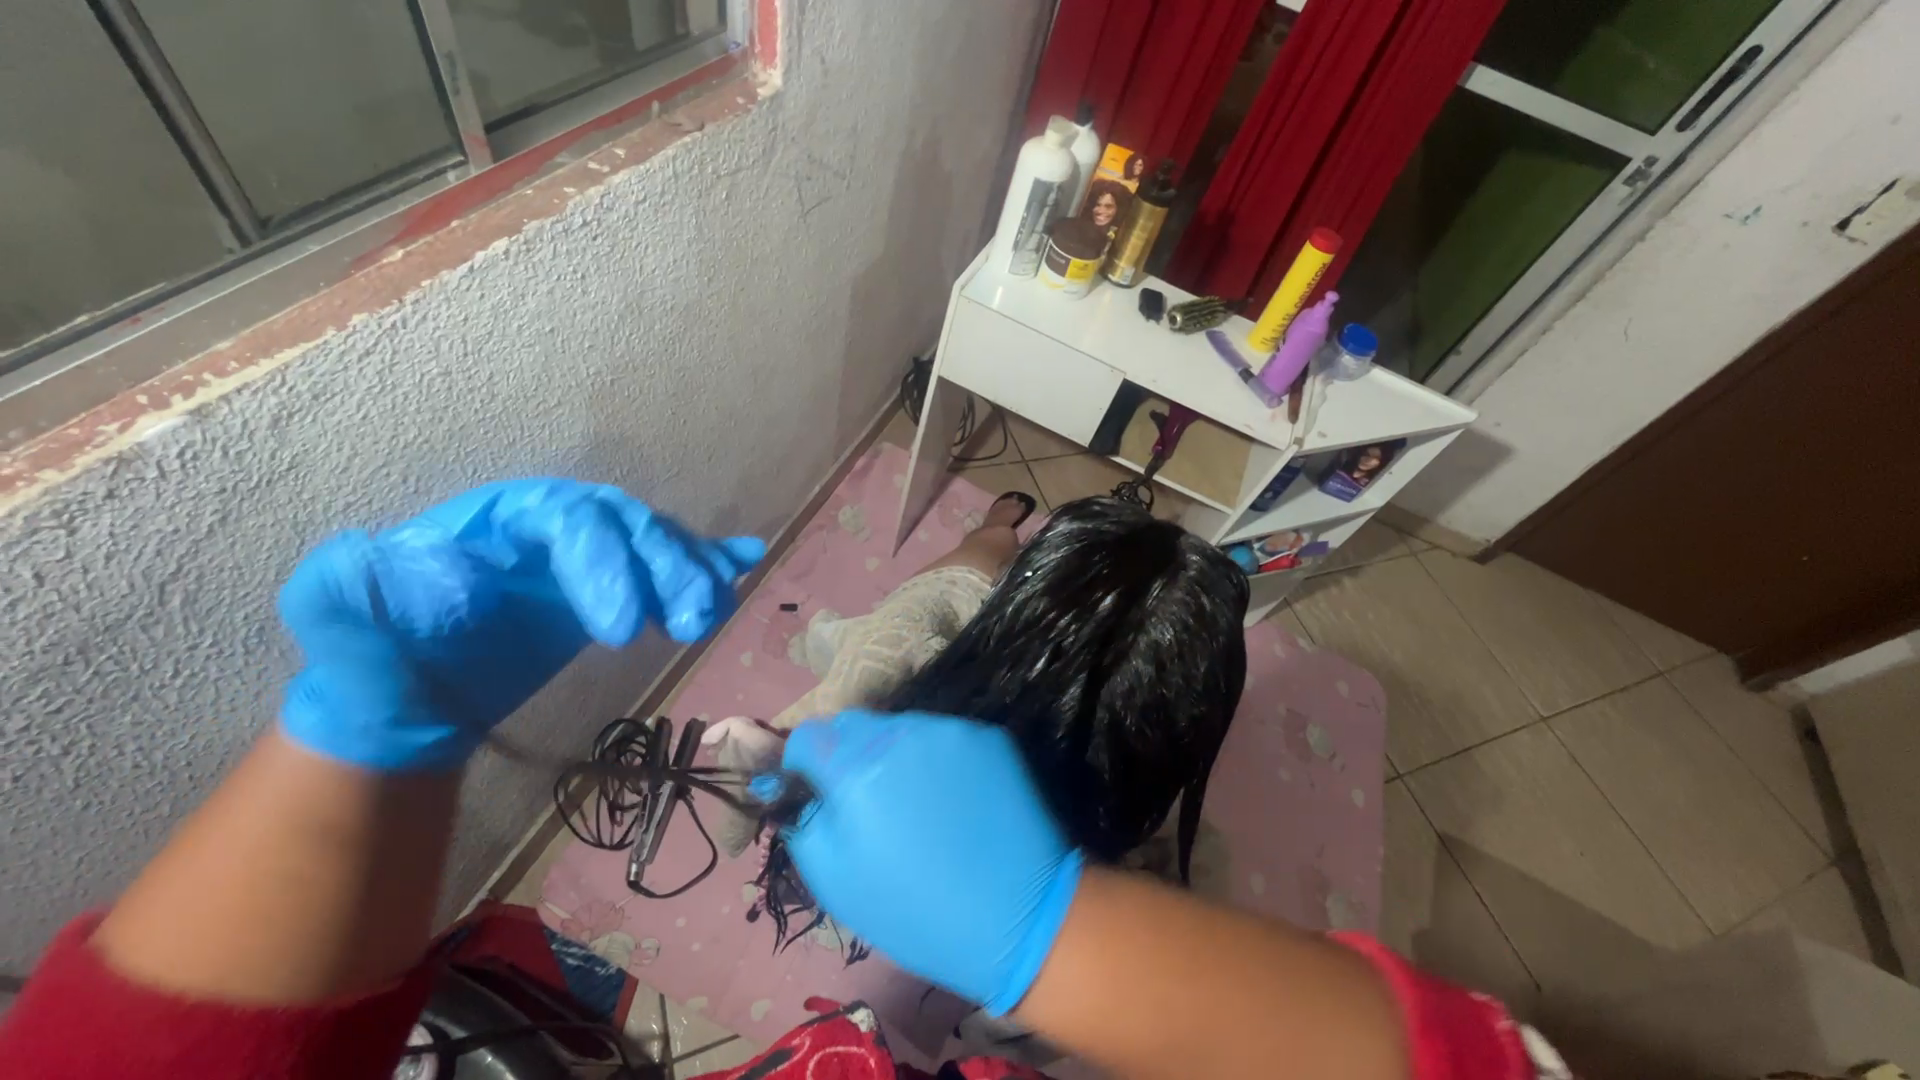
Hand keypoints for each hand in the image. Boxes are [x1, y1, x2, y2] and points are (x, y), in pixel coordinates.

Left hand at [279, 478, 764, 769]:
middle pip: (626, 524)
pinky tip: (739, 569)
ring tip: (709, 618)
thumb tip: (392, 557)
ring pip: (655, 542)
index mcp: (496, 521)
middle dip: (665, 568)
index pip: (567, 517)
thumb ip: (344, 593)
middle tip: (689, 625)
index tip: (620, 630)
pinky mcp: (612, 586)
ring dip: (692, 573)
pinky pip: (666, 564)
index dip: (605, 561)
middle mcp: (551, 525)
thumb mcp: (339, 632)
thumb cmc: (381, 666)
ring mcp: (586, 556)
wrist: (419, 699)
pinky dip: (706, 562)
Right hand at [778, 710, 1084, 1013]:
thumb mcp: (836, 878)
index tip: (811, 792)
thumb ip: (803, 819)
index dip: (800, 763)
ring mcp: (951, 730)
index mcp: (857, 766)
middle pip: (853, 723)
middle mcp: (903, 732)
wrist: (1021, 918)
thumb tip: (784, 786)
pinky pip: (942, 737)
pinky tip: (949, 800)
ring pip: (899, 726)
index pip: (807, 736)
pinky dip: (932, 759)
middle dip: (843, 754)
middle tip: (859, 802)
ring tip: (910, 803)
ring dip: (889, 753)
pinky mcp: (990, 737)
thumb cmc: (915, 911)